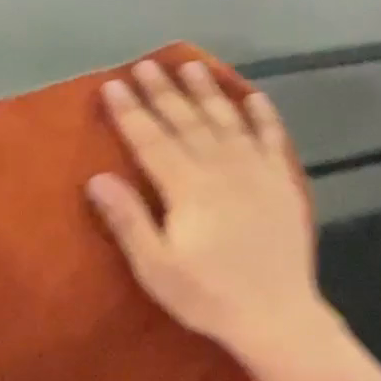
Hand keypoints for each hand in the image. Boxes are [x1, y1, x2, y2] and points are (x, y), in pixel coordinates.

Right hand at [86, 60, 329, 357]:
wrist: (275, 316)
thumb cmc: (207, 296)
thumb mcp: (156, 268)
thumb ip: (128, 220)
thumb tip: (97, 178)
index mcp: (188, 189)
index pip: (152, 140)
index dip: (130, 112)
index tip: (112, 86)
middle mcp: (222, 169)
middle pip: (188, 122)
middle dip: (164, 92)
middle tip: (146, 65)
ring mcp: (257, 173)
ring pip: (228, 121)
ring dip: (208, 92)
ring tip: (191, 67)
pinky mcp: (282, 185)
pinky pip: (272, 140)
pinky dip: (262, 117)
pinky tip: (254, 98)